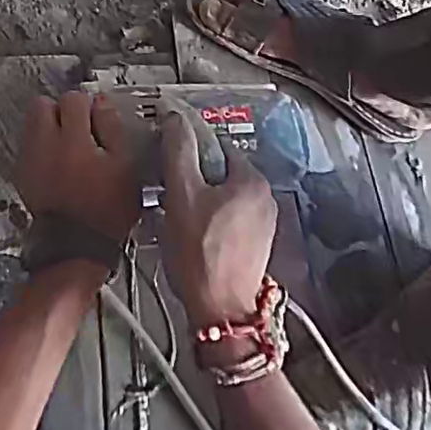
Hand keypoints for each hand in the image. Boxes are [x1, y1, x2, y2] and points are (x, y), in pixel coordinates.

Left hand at [16, 91, 141, 241]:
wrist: (77, 247)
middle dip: (60, 110)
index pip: (73, 99)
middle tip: (78, 127)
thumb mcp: (124, 168)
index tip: (97, 119)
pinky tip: (58, 164)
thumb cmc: (106, 211)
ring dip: (49, 127)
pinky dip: (42, 148)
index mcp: (73, 140)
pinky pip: (29, 147)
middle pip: (42, 105)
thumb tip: (102, 104)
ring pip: (32, 124)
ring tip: (68, 145)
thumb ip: (112, 130)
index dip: (88, 106)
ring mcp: (30, 159)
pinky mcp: (22, 174)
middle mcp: (45, 145)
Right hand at [160, 109, 276, 325]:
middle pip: (217, 172)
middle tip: (166, 194)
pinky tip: (189, 235)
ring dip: (196, 200)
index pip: (215, 146)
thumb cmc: (200, 253)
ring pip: (220, 197)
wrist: (219, 311)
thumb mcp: (182, 193)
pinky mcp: (253, 246)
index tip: (166, 163)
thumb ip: (179, 150)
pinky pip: (225, 219)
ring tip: (174, 217)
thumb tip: (176, 119)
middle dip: (191, 178)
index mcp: (253, 180)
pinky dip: (207, 220)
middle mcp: (264, 199)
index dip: (187, 150)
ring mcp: (261, 225)